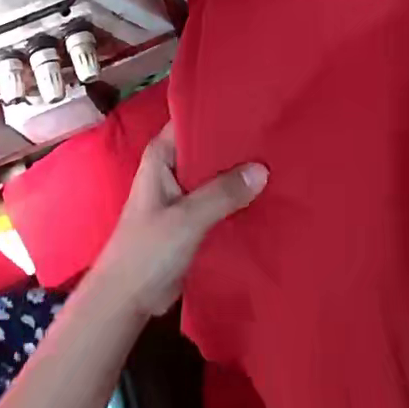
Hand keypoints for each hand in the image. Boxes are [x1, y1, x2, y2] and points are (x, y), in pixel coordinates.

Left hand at [85, 125, 267, 319]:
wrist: (128, 298)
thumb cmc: (148, 249)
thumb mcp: (187, 218)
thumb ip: (223, 193)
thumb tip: (262, 168)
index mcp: (161, 155)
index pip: (192, 121)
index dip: (219, 114)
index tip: (254, 109)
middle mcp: (171, 168)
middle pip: (208, 148)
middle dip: (237, 146)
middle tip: (276, 136)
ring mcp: (182, 194)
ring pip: (216, 176)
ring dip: (240, 175)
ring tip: (280, 162)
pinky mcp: (192, 219)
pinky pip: (219, 200)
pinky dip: (237, 199)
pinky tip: (268, 196)